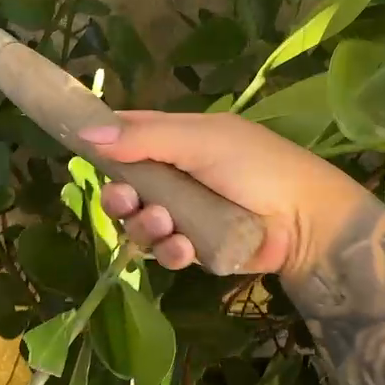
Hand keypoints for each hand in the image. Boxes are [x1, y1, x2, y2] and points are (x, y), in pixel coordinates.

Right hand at [79, 111, 376, 279]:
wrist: (306, 221)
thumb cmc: (257, 166)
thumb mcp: (200, 141)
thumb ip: (144, 137)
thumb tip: (86, 132)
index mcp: (174, 139)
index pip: (125, 134)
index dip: (100, 141)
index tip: (78, 149)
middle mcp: (173, 175)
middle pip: (123, 187)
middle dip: (119, 197)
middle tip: (128, 201)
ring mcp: (183, 214)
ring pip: (139, 223)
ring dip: (145, 226)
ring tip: (166, 226)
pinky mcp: (194, 247)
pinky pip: (164, 252)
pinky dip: (170, 251)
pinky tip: (185, 248)